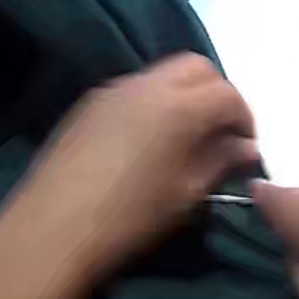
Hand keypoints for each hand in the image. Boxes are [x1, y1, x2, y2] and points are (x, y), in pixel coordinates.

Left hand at [0, 54, 258, 297]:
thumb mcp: (188, 194)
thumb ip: (222, 161)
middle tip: (219, 131)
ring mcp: (114, 89)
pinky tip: (148, 140)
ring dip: (185, 94)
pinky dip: (155, 102)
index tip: (244, 146)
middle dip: (217, 93)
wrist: (52, 231)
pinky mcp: (90, 102)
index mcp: (179, 107)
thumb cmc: (131, 217)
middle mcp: (148, 85)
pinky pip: (136, 88)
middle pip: (198, 67)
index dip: (244, 118)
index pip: (228, 94)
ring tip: (185, 135)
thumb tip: (246, 147)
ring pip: (165, 73)